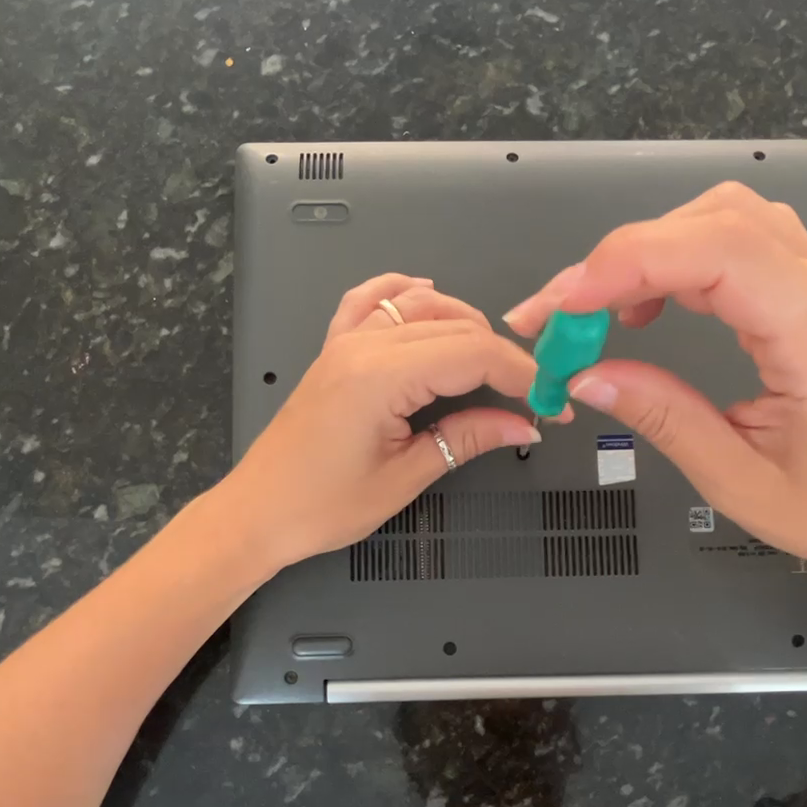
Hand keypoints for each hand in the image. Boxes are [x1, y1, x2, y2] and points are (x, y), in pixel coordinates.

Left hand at [222, 273, 548, 570]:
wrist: (258, 513)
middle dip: (503, 358)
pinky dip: (404, 292)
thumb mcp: (404, 477)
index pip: (472, 354)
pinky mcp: (335, 351)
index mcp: (379, 377)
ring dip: (465, 325)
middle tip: (531, 394)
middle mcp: (361, 347)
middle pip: (455, 327)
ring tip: (495, 363)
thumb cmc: (317, 506)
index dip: (521, 375)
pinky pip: (371, 300)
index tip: (548, 400)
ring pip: (421, 305)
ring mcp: (345, 343)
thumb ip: (467, 440)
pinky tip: (427, 293)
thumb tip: (520, 425)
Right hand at [503, 182, 806, 589]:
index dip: (632, 261)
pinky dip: (676, 260)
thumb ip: (664, 419)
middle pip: (716, 221)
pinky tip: (646, 305)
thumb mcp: (739, 481)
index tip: (563, 303)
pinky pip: (738, 241)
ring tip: (598, 312)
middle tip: (558, 317)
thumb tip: (585, 375)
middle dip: (620, 259)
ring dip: (648, 253)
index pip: (724, 255)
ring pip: (725, 217)